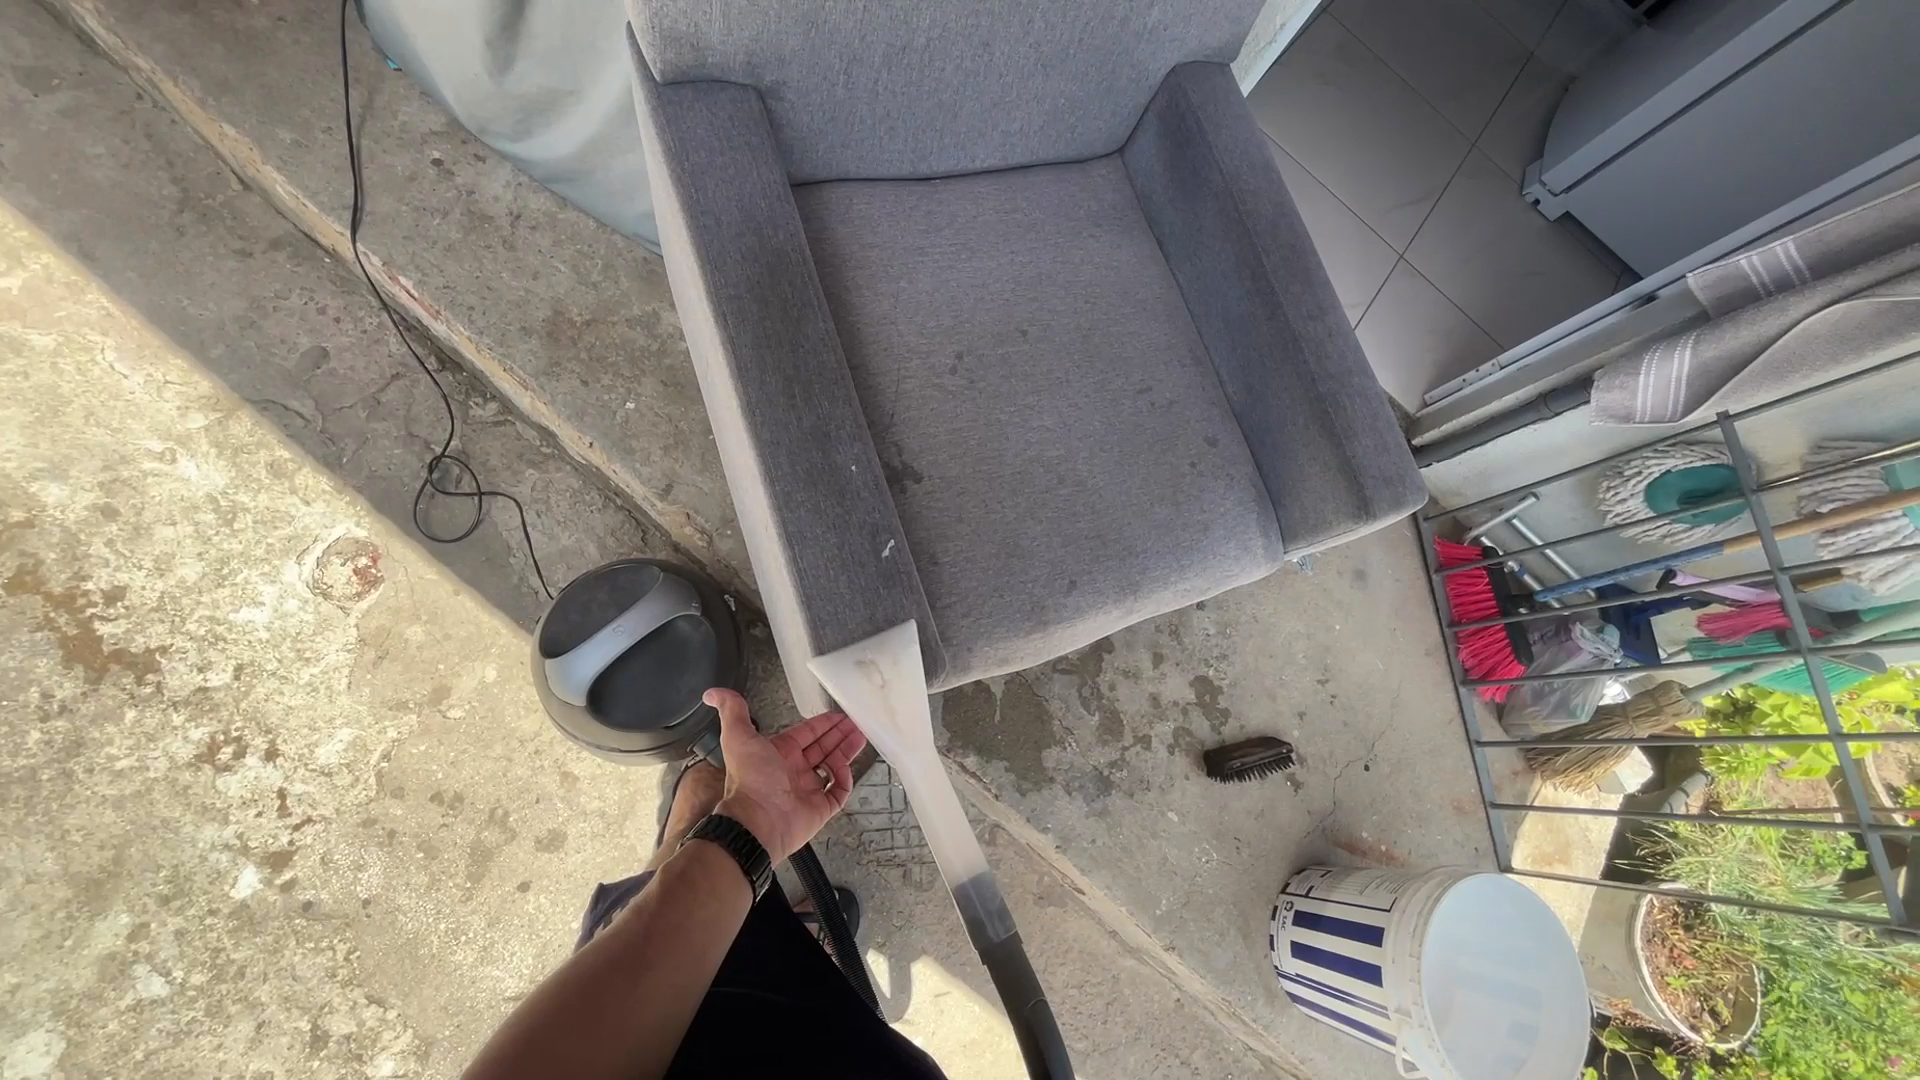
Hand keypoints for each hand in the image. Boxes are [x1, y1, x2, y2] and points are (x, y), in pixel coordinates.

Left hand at [704, 688, 866, 861]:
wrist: (757, 822)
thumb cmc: (749, 780)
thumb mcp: (738, 737)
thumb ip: (732, 711)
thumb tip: (713, 693)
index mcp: (779, 753)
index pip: (807, 733)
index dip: (824, 723)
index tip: (840, 715)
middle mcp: (794, 770)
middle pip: (823, 747)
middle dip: (840, 734)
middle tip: (857, 723)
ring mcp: (808, 789)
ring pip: (834, 766)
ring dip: (847, 751)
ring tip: (861, 737)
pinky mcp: (820, 808)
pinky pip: (839, 791)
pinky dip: (844, 778)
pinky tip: (844, 767)